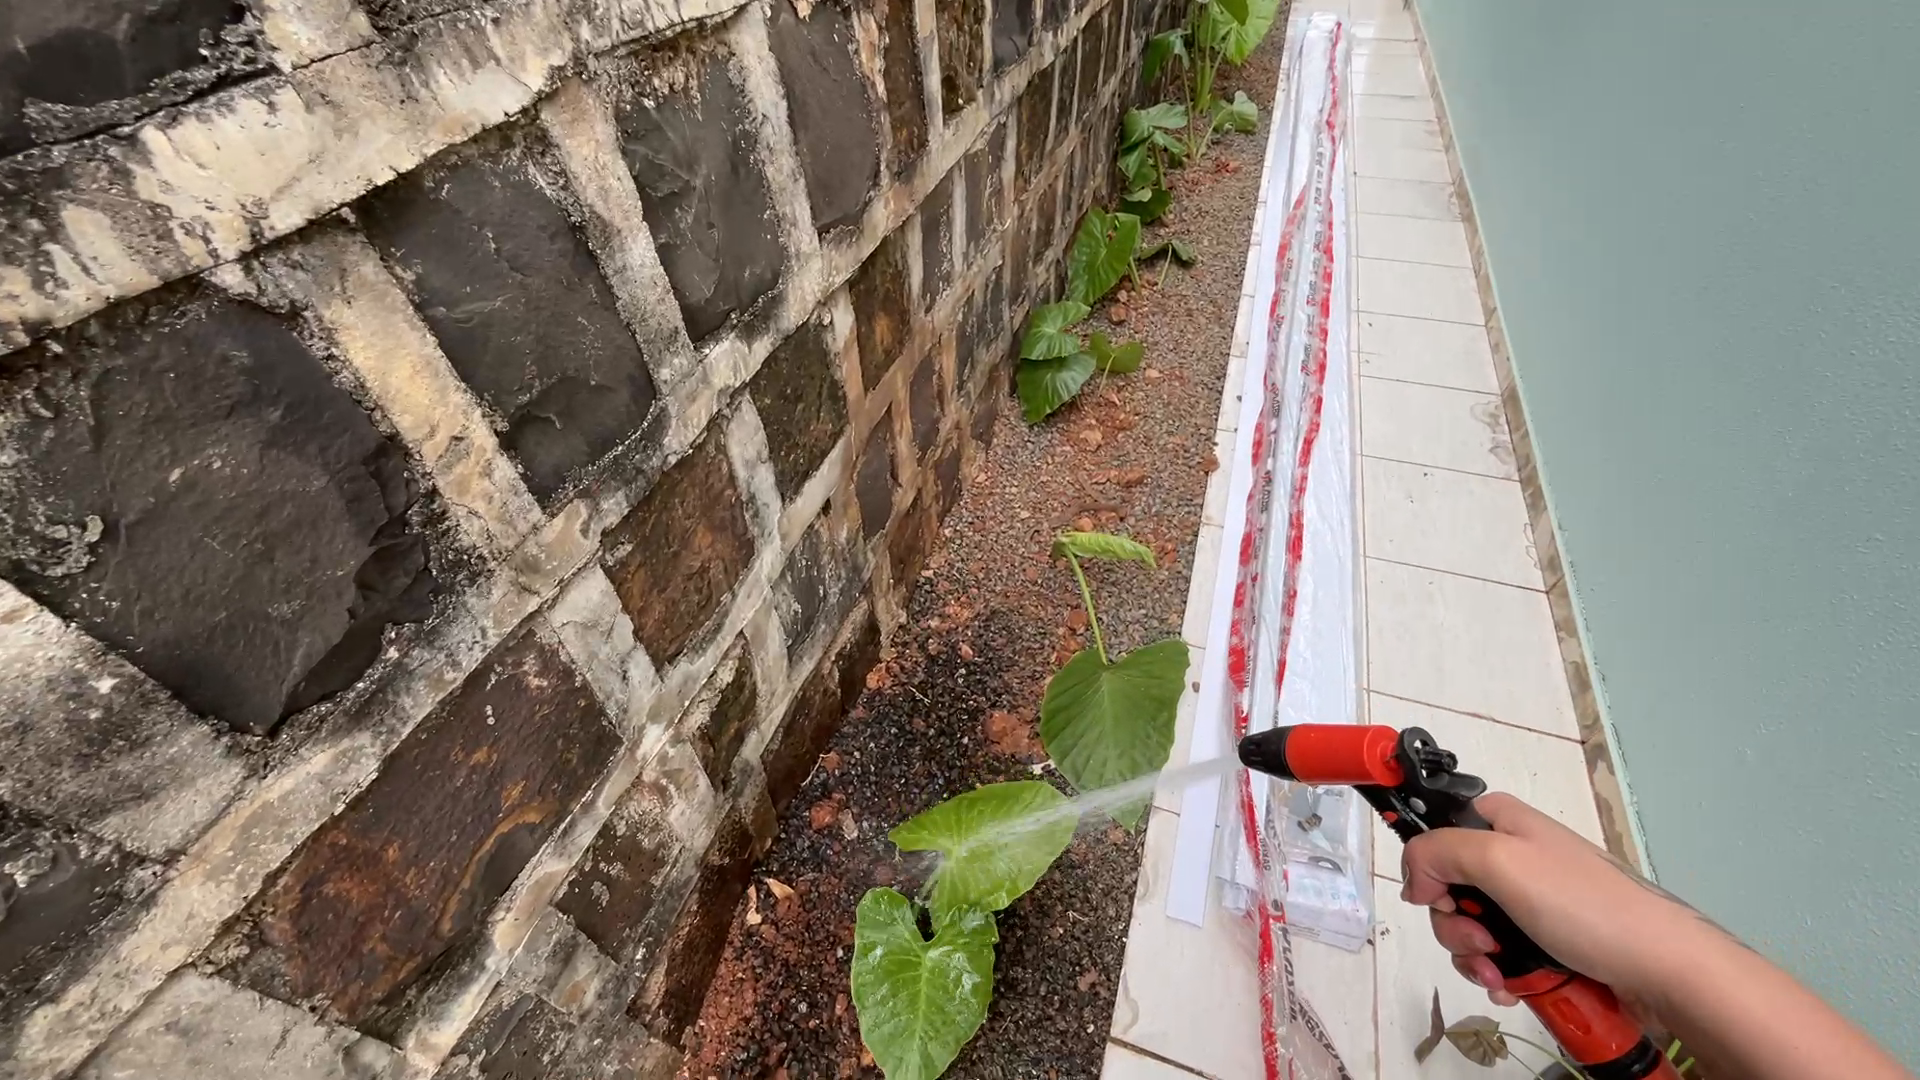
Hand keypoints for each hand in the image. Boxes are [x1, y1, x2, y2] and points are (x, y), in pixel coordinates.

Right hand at [1399, 792, 1711, 1011]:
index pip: (1435, 828)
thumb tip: (1414, 881)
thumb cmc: (1582, 904)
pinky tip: (1509, 988)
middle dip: (1453, 921)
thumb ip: (1434, 852)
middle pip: (1447, 884)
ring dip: (1473, 954)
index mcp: (1499, 820)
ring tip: (1501, 975)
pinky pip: (1497, 953)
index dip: (1425, 862)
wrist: (1671, 971)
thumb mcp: (1497, 859)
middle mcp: (1511, 855)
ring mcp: (1530, 901)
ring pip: (1469, 923)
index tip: (1437, 894)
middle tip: (1481, 941)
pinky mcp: (1546, 940)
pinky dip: (1495, 972)